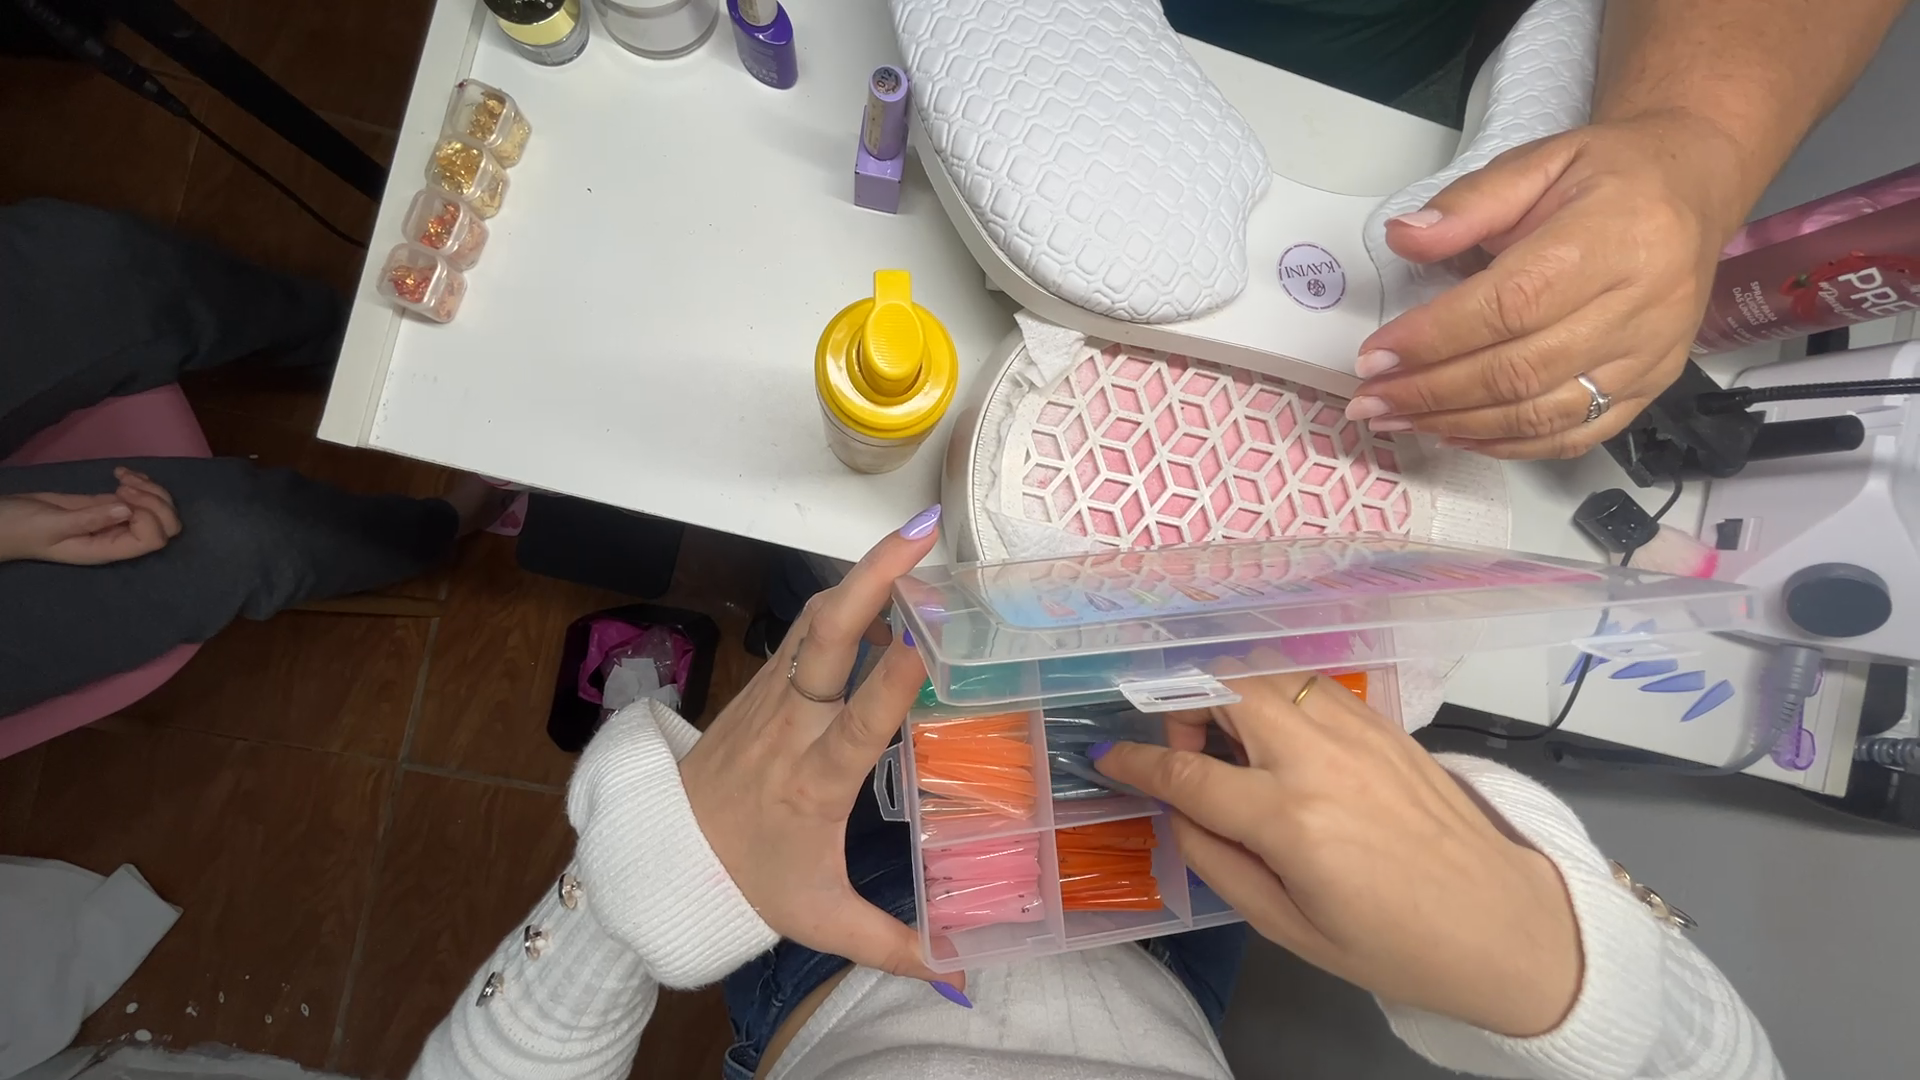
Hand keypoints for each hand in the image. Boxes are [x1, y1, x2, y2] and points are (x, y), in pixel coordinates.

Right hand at [0, 468, 182, 564]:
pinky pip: (141, 497)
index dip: (149, 517)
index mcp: (109, 549)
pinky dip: (141, 482)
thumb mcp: (48, 525)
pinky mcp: (111, 506)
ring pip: (159, 508)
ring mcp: (119, 521)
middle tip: (124, 485)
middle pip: (166, 525)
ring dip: (150, 488)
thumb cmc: (15, 528)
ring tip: (122, 476)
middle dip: (156, 501)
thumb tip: (127, 510)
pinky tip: (121, 472)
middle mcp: (121, 537)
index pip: (153, 539)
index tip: (122, 496)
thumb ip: (87, 520)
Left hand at [678, 509, 959, 993]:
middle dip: (873, 580)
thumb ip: (892, 944)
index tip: (932, 634)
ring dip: (859, 575)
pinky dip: (842, 596)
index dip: (893, 679)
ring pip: (814, 622)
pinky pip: (804, 630)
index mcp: (813, 780)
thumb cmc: (746, 879)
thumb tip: (962, 975)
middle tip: (921, 536)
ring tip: (908, 537)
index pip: (858, 723)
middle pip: (828, 641)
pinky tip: (875, 578)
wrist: (663, 854)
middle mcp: (792, 725)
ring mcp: (771, 695)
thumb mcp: (818, 917)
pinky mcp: (760, 684)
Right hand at [1094, 663, 1581, 1036]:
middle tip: (1194, 754)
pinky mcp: (1380, 721)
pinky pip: (1304, 682)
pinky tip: (1283, 739)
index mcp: (1291, 821)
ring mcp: (1354, 730)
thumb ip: (1216, 860)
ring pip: (1260, 671)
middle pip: (1219, 688)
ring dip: (1226, 695)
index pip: (1185, 773)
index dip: (1135, 761)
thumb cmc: (1396, 946)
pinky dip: (1272, 696)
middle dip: (1183, 710)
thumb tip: (1176, 808)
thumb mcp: (1289, 928)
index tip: (1107, 755)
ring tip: (1239, 746)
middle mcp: (1317, 758)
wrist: (1514, 930)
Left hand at [1348, 112, 1746, 458]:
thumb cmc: (1602, 177)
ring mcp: (1649, 353)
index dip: (1430, 339)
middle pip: (1516, 370)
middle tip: (1366, 402)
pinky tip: (1450, 435)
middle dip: (1427, 392)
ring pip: (1537, 412)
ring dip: (1452, 423)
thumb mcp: (1535, 165)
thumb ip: (1466, 205)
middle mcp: (1641, 304)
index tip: (1370, 359)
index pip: (1507, 306)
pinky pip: (1571, 435)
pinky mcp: (1650, 386)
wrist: (1694, 186)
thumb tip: (1402, 236)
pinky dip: (1503, 445)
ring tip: (1391, 420)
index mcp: (1613, 238)